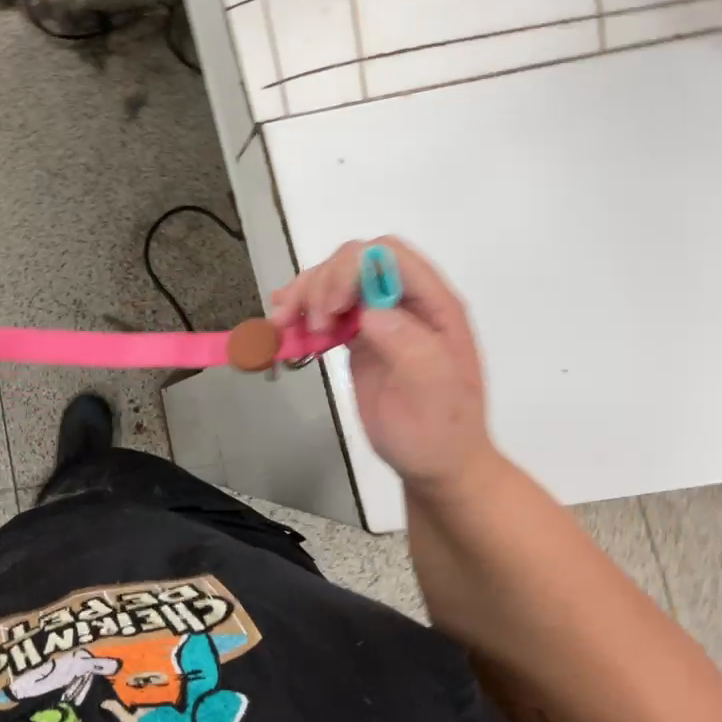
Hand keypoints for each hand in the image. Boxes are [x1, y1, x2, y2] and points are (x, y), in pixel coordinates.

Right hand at [268, 237, 499, 498]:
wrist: (435, 464)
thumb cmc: (439, 433)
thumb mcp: (434, 393)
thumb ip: (411, 346)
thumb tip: (373, 311)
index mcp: (435, 307)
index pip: (390, 257)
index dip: (353, 269)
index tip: (328, 309)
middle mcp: (407, 304)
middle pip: (355, 261)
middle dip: (322, 283)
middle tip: (308, 325)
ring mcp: (380, 319)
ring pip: (334, 281)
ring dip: (303, 296)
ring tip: (282, 326)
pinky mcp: (358, 337)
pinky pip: (325, 309)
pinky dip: (299, 314)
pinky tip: (283, 327)